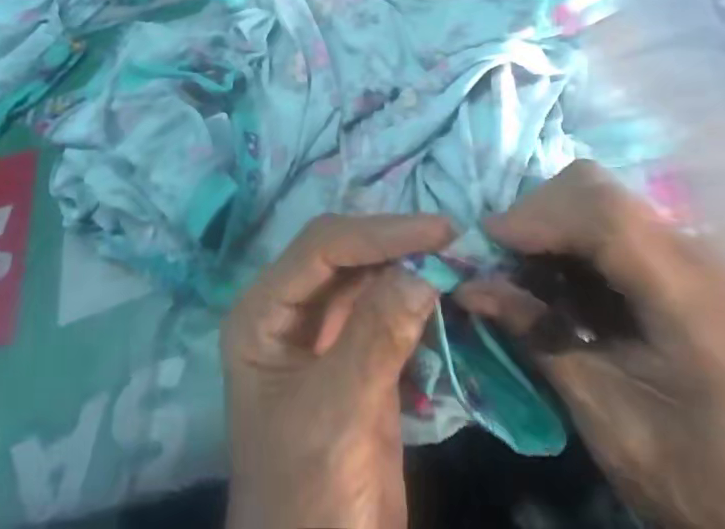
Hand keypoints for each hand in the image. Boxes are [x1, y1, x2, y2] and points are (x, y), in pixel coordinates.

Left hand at [221, 213, 453, 528]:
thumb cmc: (306, 492)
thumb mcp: (337, 414)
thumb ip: (376, 339)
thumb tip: (424, 271)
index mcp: (263, 313)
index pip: (321, 249)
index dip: (379, 233)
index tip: (440, 232)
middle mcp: (289, 312)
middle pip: (344, 255)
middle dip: (396, 243)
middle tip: (457, 239)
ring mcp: (325, 336)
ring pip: (369, 280)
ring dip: (411, 267)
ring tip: (461, 257)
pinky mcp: (358, 361)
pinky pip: (388, 314)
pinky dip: (418, 301)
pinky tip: (449, 292)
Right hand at [455, 162, 724, 528]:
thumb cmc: (675, 467)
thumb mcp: (596, 406)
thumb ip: (534, 334)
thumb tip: (467, 286)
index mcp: (691, 307)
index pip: (609, 220)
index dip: (539, 216)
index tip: (488, 238)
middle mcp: (701, 265)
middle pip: (600, 191)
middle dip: (538, 212)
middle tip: (502, 253)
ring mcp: (695, 257)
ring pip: (602, 195)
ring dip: (551, 219)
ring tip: (522, 265)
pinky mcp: (681, 261)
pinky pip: (612, 220)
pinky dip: (569, 234)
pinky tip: (554, 273)